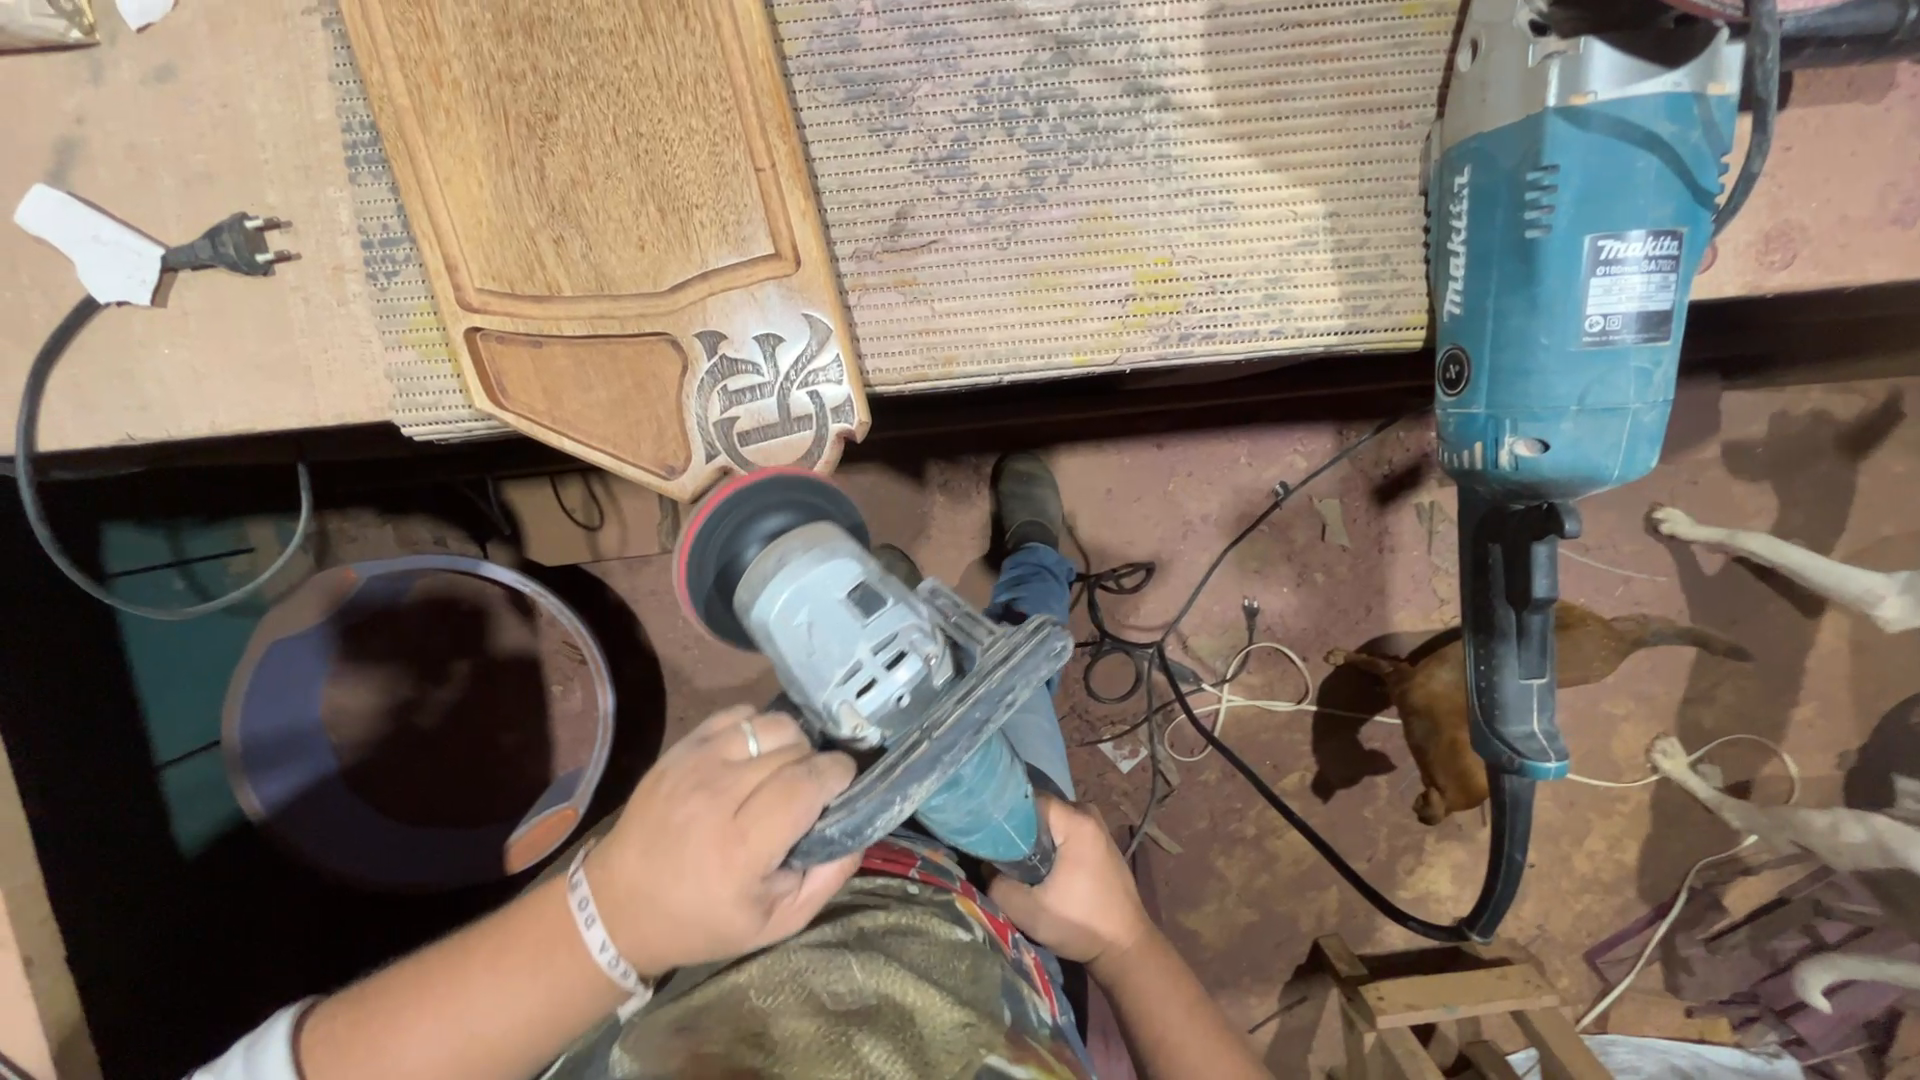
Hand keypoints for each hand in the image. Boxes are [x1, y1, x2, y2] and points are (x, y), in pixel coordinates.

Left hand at [583, 705, 859, 976]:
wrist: (618, 907)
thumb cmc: (702, 921)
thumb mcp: (775, 923)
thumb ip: (828, 878)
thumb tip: (861, 829)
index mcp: (742, 847)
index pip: (807, 782)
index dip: (838, 775)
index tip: (845, 784)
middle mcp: (717, 796)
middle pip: (794, 749)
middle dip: (817, 763)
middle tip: (814, 789)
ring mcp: (694, 765)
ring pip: (770, 724)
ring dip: (791, 742)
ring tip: (785, 769)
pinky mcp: (679, 750)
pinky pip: (737, 714)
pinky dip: (758, 728)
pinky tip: (756, 755)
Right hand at [988, 796, 1152, 966]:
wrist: (1126, 949)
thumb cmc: (1081, 925)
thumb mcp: (1030, 911)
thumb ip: (998, 886)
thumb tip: (985, 866)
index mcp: (1076, 822)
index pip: (1030, 798)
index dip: (1005, 812)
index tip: (985, 829)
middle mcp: (1089, 816)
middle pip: (1042, 808)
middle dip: (1018, 825)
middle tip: (996, 846)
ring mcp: (1098, 829)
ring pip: (1054, 821)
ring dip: (1034, 836)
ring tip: (1013, 857)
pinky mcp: (1101, 845)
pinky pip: (1067, 832)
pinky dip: (1051, 843)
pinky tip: (1038, 865)